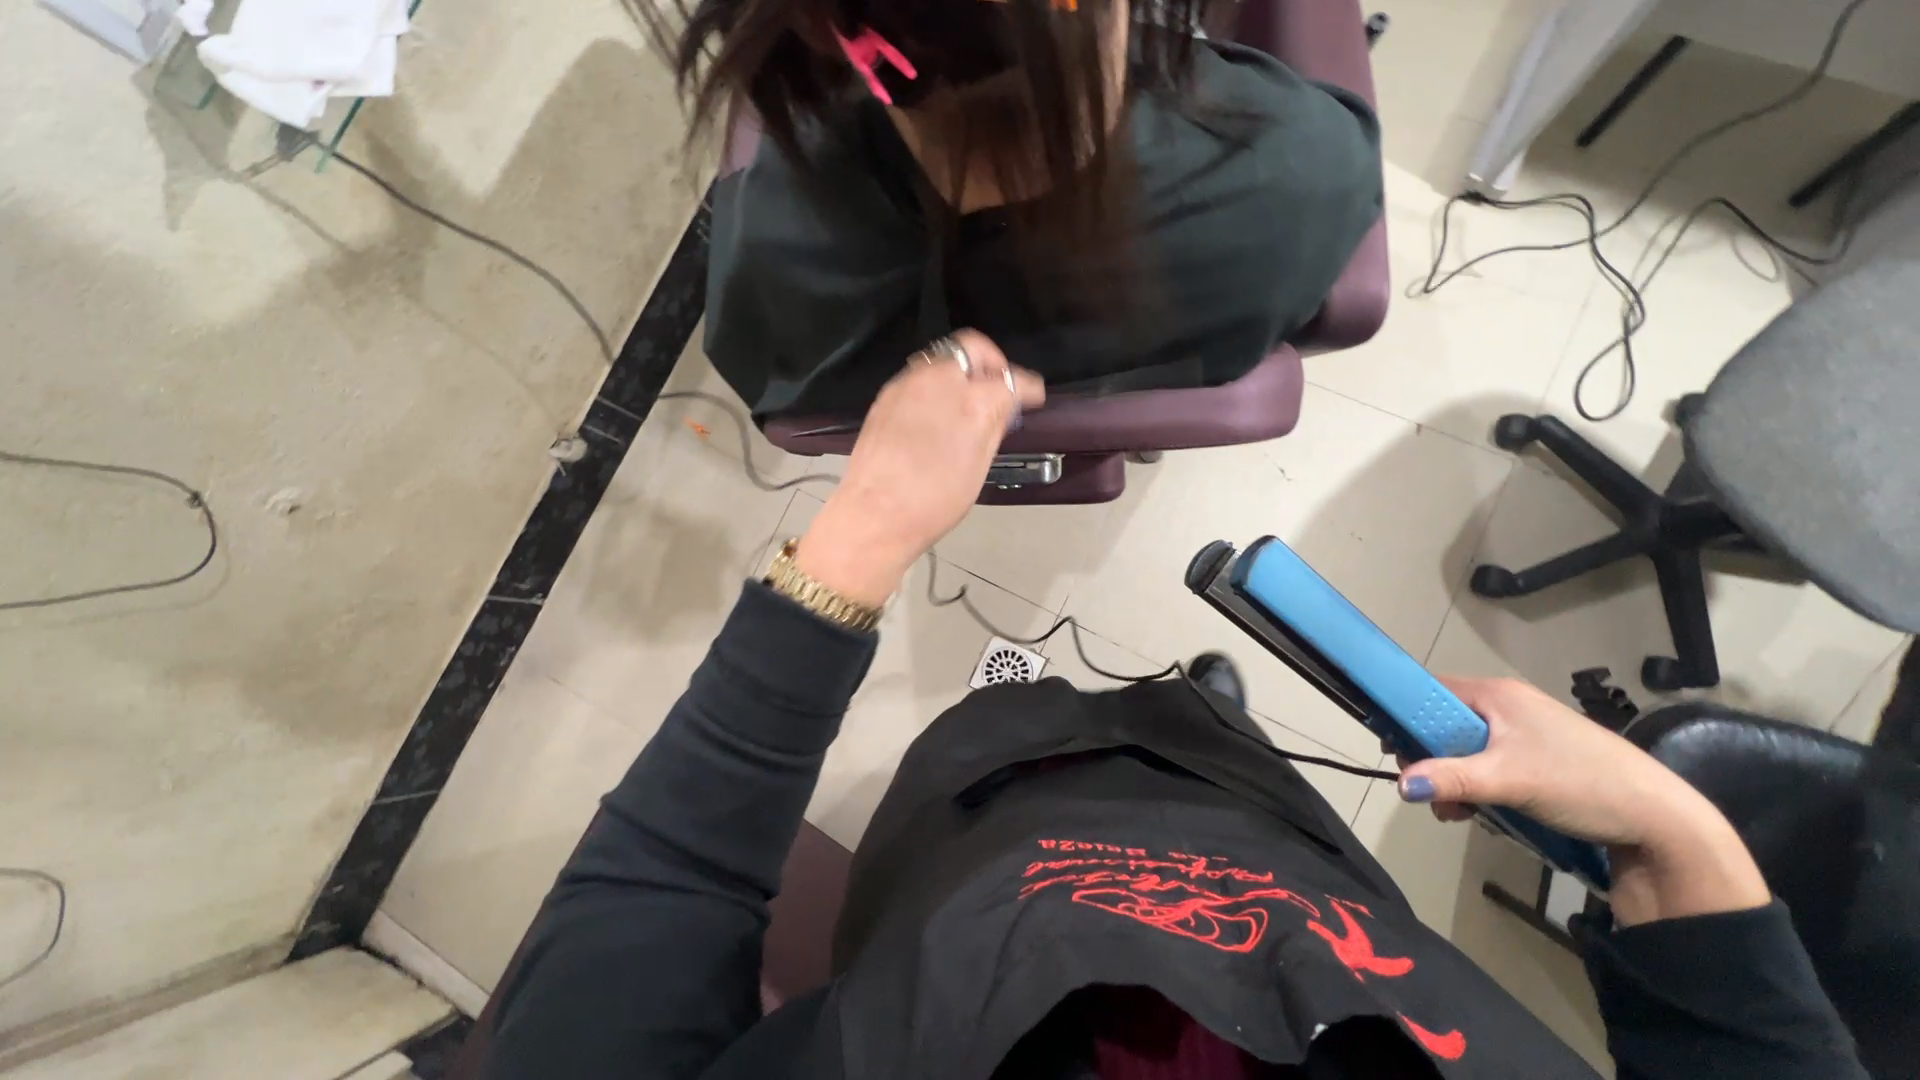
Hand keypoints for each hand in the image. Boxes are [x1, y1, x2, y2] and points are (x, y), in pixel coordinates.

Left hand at [795, 329, 1044, 607]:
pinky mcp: (887, 395)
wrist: (876, 514)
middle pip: (974, 350)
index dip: (1028, 387)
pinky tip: (938, 411)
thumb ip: (994, 427)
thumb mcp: (978, 468)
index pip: (1012, 380)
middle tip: (999, 384)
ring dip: (962, 370)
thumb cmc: (931, 503)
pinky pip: (919, 376)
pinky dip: (935, 384)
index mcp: (974, 403)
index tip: (1032, 395)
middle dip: (992, 363)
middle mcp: (940, 383)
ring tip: (968, 398)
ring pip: (944, 358)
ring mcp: (909, 384)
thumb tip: (1003, 408)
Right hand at [1398, 676, 1769, 924]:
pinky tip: (1479, 813)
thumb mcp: (1508, 780)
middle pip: (1445, 724)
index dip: (1406, 713)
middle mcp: (1510, 707)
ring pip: (1466, 751)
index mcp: (1499, 695)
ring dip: (1452, 780)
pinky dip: (1477, 789)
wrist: (1663, 823)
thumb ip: (1451, 779)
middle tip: (1425, 789)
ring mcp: (1526, 735)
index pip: (1432, 689)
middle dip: (1429, 759)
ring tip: (1457, 813)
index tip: (1391, 746)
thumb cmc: (1583, 783)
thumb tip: (1399, 784)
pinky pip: (1489, 768)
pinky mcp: (1539, 763)